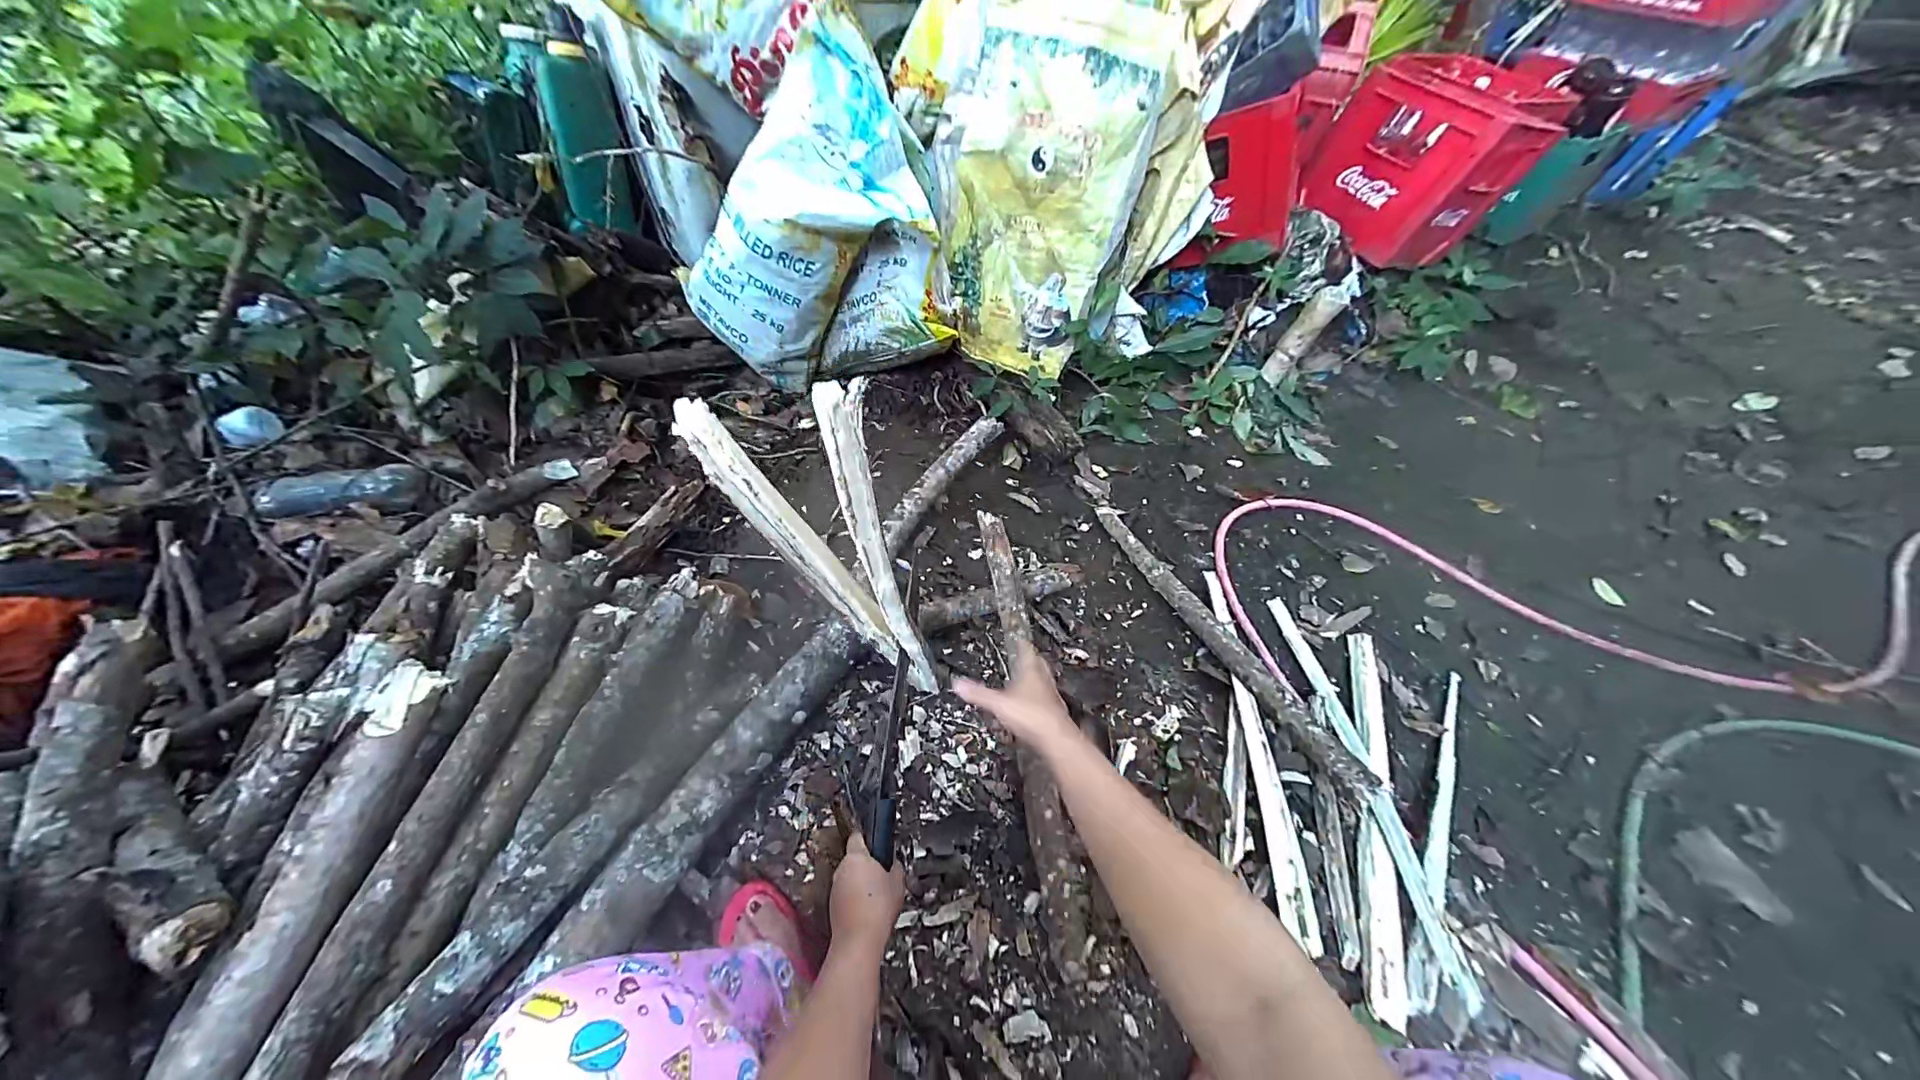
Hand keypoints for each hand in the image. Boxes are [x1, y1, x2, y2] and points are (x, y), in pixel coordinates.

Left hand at [830, 831, 903, 953]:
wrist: (860, 940)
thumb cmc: (878, 909)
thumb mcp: (898, 881)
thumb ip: (894, 866)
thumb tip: (893, 864)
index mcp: (856, 857)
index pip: (857, 837)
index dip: (868, 839)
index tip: (875, 843)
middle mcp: (841, 869)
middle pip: (854, 859)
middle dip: (866, 865)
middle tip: (881, 875)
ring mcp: (835, 887)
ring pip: (848, 877)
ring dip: (859, 882)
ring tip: (876, 896)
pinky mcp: (832, 904)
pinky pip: (845, 894)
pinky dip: (853, 898)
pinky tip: (867, 908)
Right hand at [952, 641, 1079, 756]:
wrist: (1056, 739)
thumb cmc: (1032, 716)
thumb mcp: (998, 704)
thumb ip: (978, 694)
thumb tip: (958, 684)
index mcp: (1031, 672)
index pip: (1027, 650)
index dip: (1022, 643)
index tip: (1020, 638)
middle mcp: (1044, 681)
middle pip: (1038, 664)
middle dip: (1031, 660)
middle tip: (1026, 656)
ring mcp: (1051, 697)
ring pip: (1043, 682)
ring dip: (1035, 679)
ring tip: (1026, 680)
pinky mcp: (1054, 713)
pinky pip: (1044, 700)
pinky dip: (1037, 699)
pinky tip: (1030, 706)